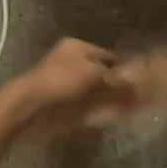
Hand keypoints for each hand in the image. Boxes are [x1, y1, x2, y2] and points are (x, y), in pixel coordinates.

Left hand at [0, 38, 135, 138]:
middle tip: (135, 98)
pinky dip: (97, 114)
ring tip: (126, 110)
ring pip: (95, 93)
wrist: (28, 109)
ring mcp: (66, 86)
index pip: (107, 55)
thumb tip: (137, 87)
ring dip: (108, 101)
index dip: (123, 67)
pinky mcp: (62, 107)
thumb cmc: (61, 81)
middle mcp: (72, 63)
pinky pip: (86, 109)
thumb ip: (117, 81)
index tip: (138, 81)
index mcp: (77, 48)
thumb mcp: (95, 75)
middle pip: (101, 75)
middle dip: (116, 86)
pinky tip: (110, 120)